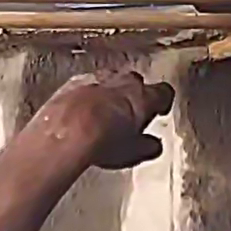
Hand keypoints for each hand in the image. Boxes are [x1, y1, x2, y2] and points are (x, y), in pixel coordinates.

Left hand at [43, 70, 174, 169]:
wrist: (66, 131)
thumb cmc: (104, 140)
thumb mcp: (134, 152)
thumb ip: (148, 145)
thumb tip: (153, 145)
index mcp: (144, 96)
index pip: (163, 92)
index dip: (162, 102)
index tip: (159, 111)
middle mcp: (124, 82)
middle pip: (135, 84)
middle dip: (134, 98)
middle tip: (129, 119)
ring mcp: (98, 78)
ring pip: (110, 82)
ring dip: (110, 96)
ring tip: (103, 118)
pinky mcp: (75, 81)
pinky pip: (87, 85)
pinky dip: (88, 96)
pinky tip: (82, 114)